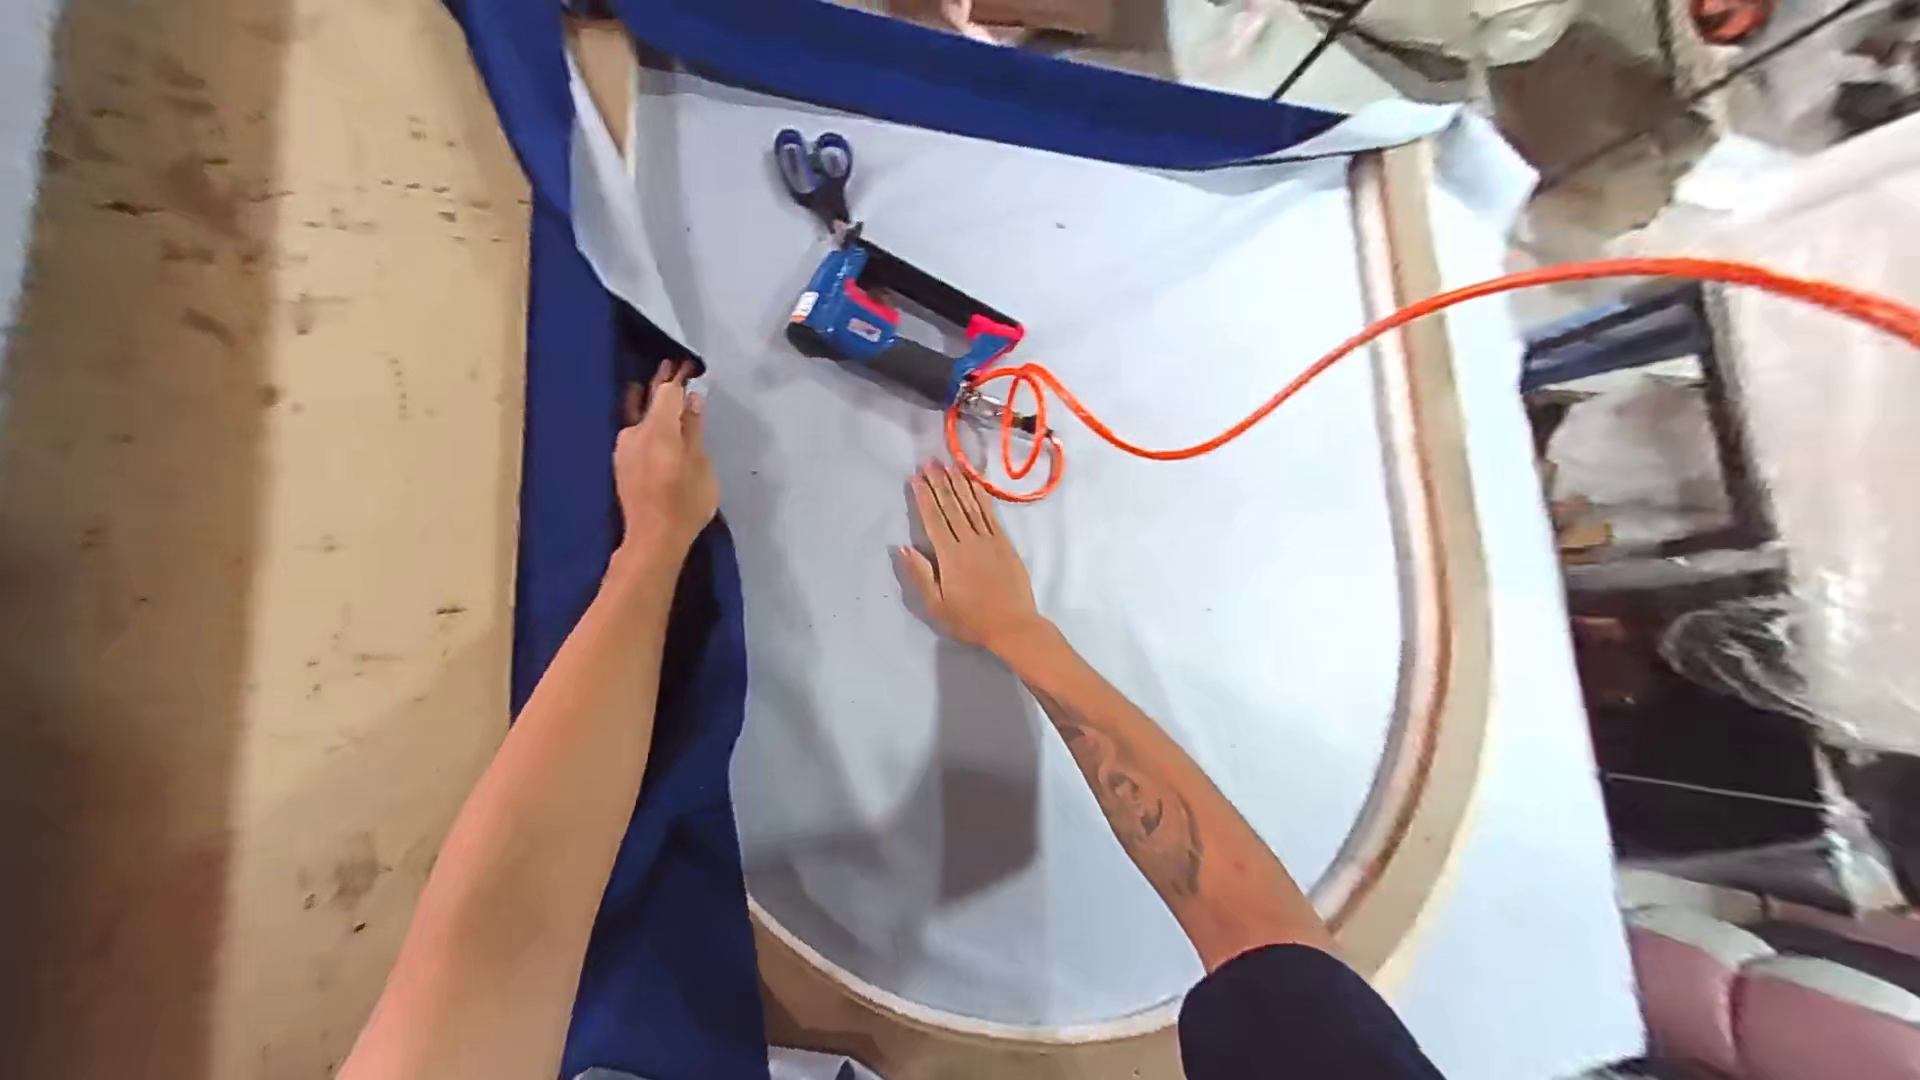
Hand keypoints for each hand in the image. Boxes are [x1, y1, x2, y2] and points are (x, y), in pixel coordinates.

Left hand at [614, 360, 717, 559]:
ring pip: (639, 417)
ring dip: (652, 405)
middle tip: (673, 366)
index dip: (680, 376)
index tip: (690, 364)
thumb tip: (692, 400)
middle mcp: (635, 432)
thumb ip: (694, 429)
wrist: (654, 538)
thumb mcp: (700, 464)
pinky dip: (649, 424)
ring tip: (664, 395)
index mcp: (658, 429)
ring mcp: (624, 448)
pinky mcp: (622, 463)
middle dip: (662, 382)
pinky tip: (657, 428)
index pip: (668, 391)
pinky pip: (636, 433)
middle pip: (649, 399)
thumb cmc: (686, 502)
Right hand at [897, 461, 1049, 656]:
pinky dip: (981, 496)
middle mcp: (969, 541)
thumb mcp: (936, 606)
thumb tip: (903, 547)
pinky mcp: (1004, 543)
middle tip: (929, 461)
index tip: (915, 477)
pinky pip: (990, 513)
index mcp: (950, 556)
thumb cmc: (971, 620)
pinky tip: (975, 484)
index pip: (933, 519)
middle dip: (939, 482)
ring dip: (959, 483)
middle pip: (951, 506)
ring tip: (949, 465)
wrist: (1014, 626)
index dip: (923, 496)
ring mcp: (990, 539)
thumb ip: (920, 575)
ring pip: (971, 504)